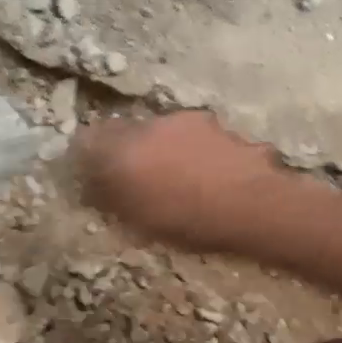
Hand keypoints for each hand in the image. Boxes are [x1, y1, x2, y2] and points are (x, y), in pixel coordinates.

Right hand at [72, 112, 291, 252]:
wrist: (255, 207)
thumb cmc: (188, 220)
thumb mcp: (137, 220)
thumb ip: (108, 198)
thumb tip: (89, 187)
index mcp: (123, 147)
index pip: (89, 138)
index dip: (86, 155)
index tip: (90, 175)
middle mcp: (151, 125)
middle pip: (127, 131)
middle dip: (125, 150)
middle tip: (133, 180)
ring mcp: (189, 122)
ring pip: (163, 133)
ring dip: (162, 150)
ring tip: (177, 180)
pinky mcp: (219, 127)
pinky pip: (195, 138)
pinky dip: (193, 153)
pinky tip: (207, 178)